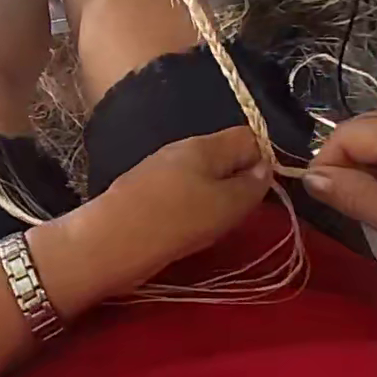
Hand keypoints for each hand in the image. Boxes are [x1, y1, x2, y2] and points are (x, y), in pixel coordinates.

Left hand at [50, 126, 270, 299]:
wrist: (111, 241)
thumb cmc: (177, 219)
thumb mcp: (227, 205)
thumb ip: (251, 184)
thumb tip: (264, 167)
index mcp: (204, 144)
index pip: (247, 135)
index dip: (263, 159)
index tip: (265, 192)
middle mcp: (180, 149)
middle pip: (223, 156)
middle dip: (238, 181)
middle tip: (241, 213)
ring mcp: (159, 169)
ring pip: (202, 176)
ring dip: (214, 197)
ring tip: (215, 225)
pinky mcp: (144, 191)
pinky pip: (180, 192)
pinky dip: (191, 208)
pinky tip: (187, 228)